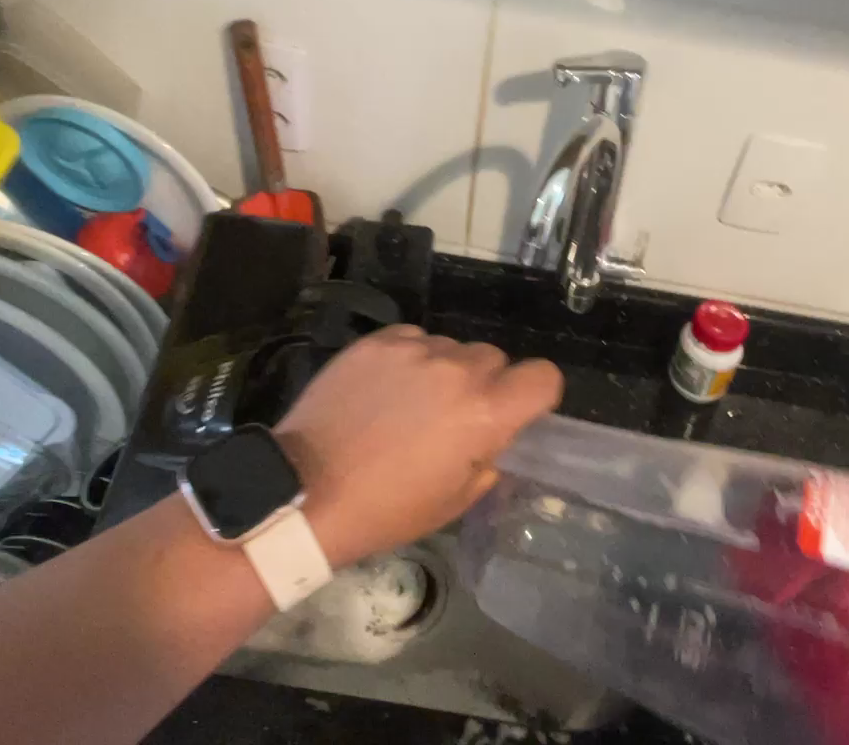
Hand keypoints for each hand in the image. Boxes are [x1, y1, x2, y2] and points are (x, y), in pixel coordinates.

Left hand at [272, 325, 562, 567]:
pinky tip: (384, 389)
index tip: (518, 410)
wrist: (304, 492)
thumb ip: (489, 457)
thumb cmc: (386, 509)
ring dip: (444, 371)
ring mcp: (414, 350)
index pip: (544, 376)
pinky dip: (409, 359)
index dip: (537, 393)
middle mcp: (456, 369)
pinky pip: (413, 340)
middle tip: (453, 417)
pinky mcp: (376, 341)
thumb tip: (492, 436)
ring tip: (409, 404)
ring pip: (451, 348)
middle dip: (485, 384)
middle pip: (494, 359)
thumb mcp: (455, 500)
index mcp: (484, 411)